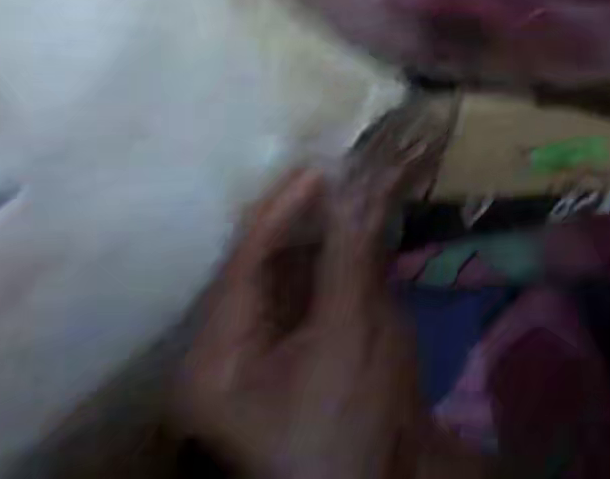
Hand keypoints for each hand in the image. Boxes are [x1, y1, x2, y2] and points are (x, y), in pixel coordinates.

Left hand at [176, 164, 479, 478]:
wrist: (392, 478)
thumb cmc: (353, 417)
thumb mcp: (349, 331)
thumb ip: (350, 251)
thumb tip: (357, 179)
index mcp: (217, 354)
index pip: (246, 260)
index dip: (286, 206)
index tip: (326, 162)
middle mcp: (232, 344)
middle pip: (268, 257)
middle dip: (311, 211)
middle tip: (350, 165)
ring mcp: (270, 343)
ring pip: (298, 263)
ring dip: (332, 223)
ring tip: (363, 181)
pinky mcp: (306, 339)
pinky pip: (320, 278)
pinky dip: (346, 246)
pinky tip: (370, 217)